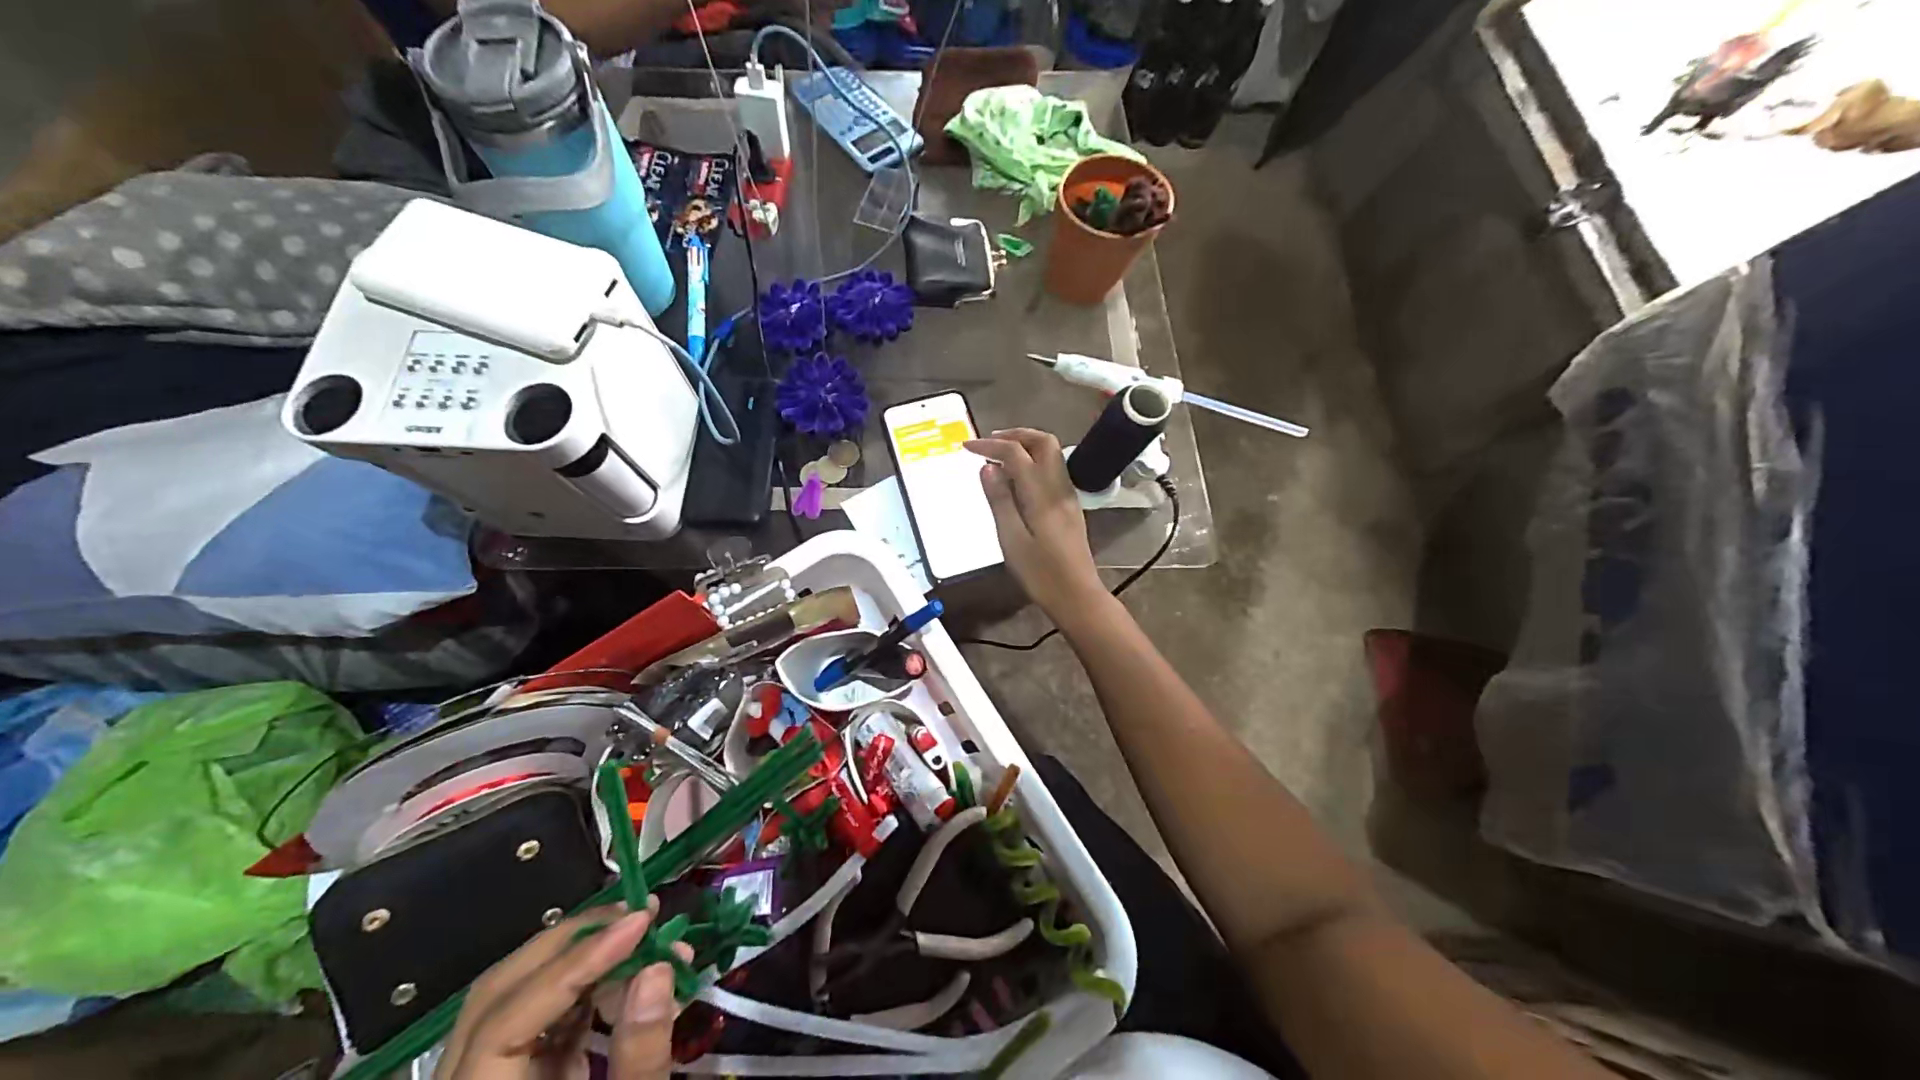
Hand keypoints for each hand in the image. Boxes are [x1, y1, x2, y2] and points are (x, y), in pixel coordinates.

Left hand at [435, 902, 689, 1079]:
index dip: (575, 964)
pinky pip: (541, 1018)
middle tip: (642, 916)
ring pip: (520, 998)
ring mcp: (483, 1078)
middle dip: (575, 945)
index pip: (506, 1021)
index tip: (640, 922)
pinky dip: (588, 988)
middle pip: (500, 994)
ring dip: (588, 962)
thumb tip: (660, 969)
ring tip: (650, 944)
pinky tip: (633, 975)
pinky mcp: (515, 1076)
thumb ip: (640, 1058)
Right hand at [965, 428, 1107, 624]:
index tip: (967, 447)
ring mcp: (1068, 497)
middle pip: (1043, 442)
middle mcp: (1059, 488)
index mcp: (1042, 495)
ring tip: (998, 456)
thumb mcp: (1012, 540)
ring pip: (1051, 454)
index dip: (990, 445)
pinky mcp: (1069, 507)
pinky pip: (1052, 470)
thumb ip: (1000, 500)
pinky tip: (1016, 478)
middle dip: (1014, 435)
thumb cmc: (1041, 574)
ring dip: (1025, 446)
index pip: (1016, 454)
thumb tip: (987, 467)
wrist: (1078, 596)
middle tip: (988, 443)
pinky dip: (1032, 462)